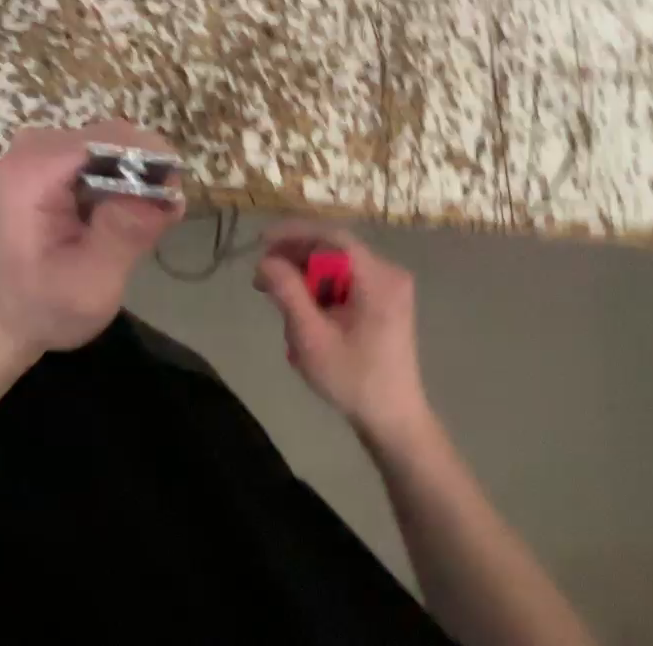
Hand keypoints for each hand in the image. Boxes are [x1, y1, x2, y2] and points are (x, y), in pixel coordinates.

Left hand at [0, 121, 184, 354]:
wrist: (5, 316)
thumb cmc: (44, 305)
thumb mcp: (90, 284)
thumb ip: (121, 236)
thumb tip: (162, 195)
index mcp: (32, 171)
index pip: (108, 140)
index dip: (148, 163)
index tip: (173, 202)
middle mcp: (33, 147)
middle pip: (112, 138)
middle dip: (145, 173)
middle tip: (164, 219)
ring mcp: (40, 151)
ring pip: (113, 146)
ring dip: (136, 180)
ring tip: (144, 225)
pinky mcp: (49, 161)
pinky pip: (101, 156)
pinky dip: (121, 182)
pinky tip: (123, 219)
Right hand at [253, 222, 431, 442]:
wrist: (392, 418)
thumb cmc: (352, 378)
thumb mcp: (311, 336)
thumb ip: (287, 292)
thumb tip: (265, 260)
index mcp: (378, 280)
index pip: (332, 237)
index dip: (293, 233)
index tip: (261, 243)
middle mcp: (389, 275)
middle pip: (333, 249)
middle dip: (294, 259)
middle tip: (261, 281)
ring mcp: (389, 288)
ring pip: (335, 264)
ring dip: (303, 277)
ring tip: (279, 303)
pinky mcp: (383, 301)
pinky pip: (344, 279)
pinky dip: (318, 288)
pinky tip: (302, 312)